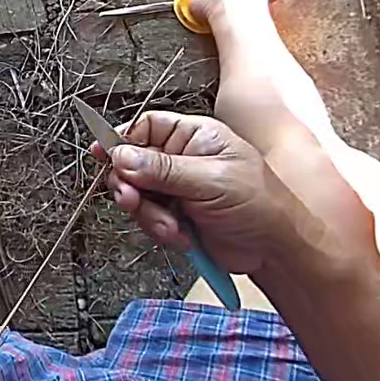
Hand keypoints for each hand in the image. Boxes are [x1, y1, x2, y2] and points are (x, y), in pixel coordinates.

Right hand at [95, 111, 379, 295]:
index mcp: (195, 137)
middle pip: (132, 163)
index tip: (103, 154)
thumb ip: (163, 169)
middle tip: (133, 199)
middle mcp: (182, 159)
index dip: (121, 139)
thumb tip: (123, 156)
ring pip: (137, 194)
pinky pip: (147, 219)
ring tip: (171, 225)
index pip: (145, 127)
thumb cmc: (262, 205)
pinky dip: (160, 230)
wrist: (276, 253)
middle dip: (131, 185)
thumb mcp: (211, 180)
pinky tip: (181, 235)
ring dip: (149, 214)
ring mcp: (176, 189)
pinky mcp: (174, 215)